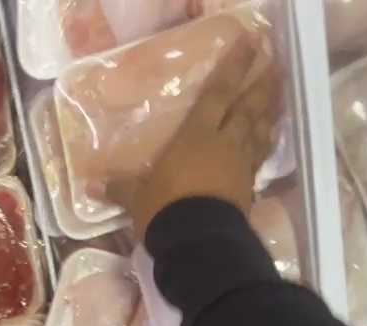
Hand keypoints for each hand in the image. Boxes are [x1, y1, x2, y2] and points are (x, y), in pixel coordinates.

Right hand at [109, 41, 283, 236]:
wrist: (197, 241)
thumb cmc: (165, 210)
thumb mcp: (137, 200)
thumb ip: (120, 189)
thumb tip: (91, 186)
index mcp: (195, 137)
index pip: (218, 94)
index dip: (234, 66)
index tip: (250, 43)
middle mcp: (223, 144)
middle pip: (247, 109)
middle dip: (261, 86)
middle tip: (274, 68)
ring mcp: (239, 166)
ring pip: (259, 132)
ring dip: (268, 115)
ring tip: (275, 100)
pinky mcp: (248, 189)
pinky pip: (259, 161)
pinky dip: (265, 148)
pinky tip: (269, 141)